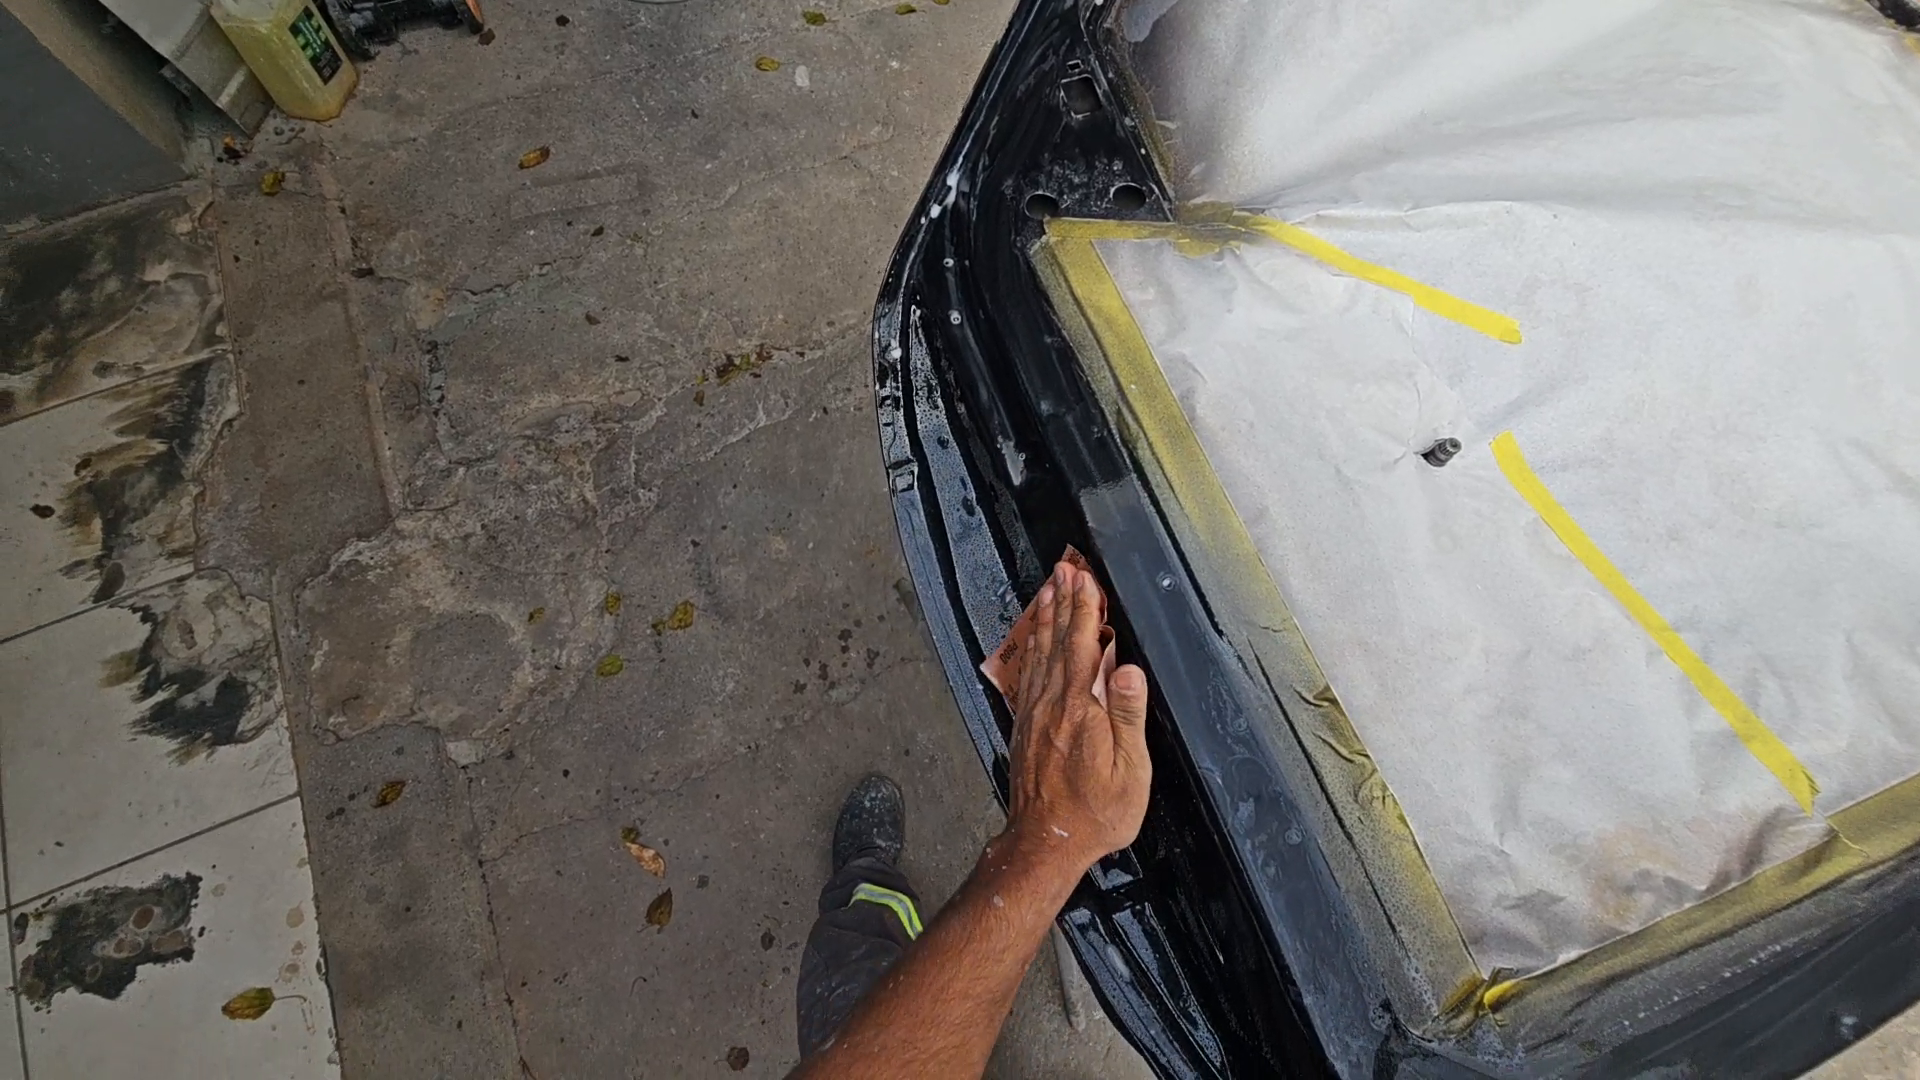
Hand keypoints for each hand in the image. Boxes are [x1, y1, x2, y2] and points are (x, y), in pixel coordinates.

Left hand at [1003, 559, 1152, 876]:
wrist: (1047, 839)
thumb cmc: (1096, 810)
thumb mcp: (1129, 770)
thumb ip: (1127, 715)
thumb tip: (1129, 669)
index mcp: (1081, 708)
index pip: (1083, 645)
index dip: (1084, 609)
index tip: (1084, 578)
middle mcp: (1053, 702)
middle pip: (1057, 640)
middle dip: (1062, 601)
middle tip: (1063, 569)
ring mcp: (1035, 711)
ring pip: (1037, 652)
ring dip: (1043, 618)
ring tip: (1046, 590)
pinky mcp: (1025, 723)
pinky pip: (1026, 673)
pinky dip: (1030, 647)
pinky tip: (1032, 637)